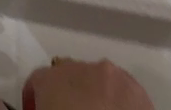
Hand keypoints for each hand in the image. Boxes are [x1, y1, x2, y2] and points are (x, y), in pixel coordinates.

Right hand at [21, 58, 153, 109]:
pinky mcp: (137, 88)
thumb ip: (38, 103)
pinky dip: (116, 101)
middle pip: (66, 77)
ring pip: (95, 80)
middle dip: (65, 96)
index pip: (35, 81)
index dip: (34, 100)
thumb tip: (42, 102)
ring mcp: (111, 75)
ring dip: (91, 95)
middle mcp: (79, 68)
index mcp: (52, 78)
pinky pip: (120, 89)